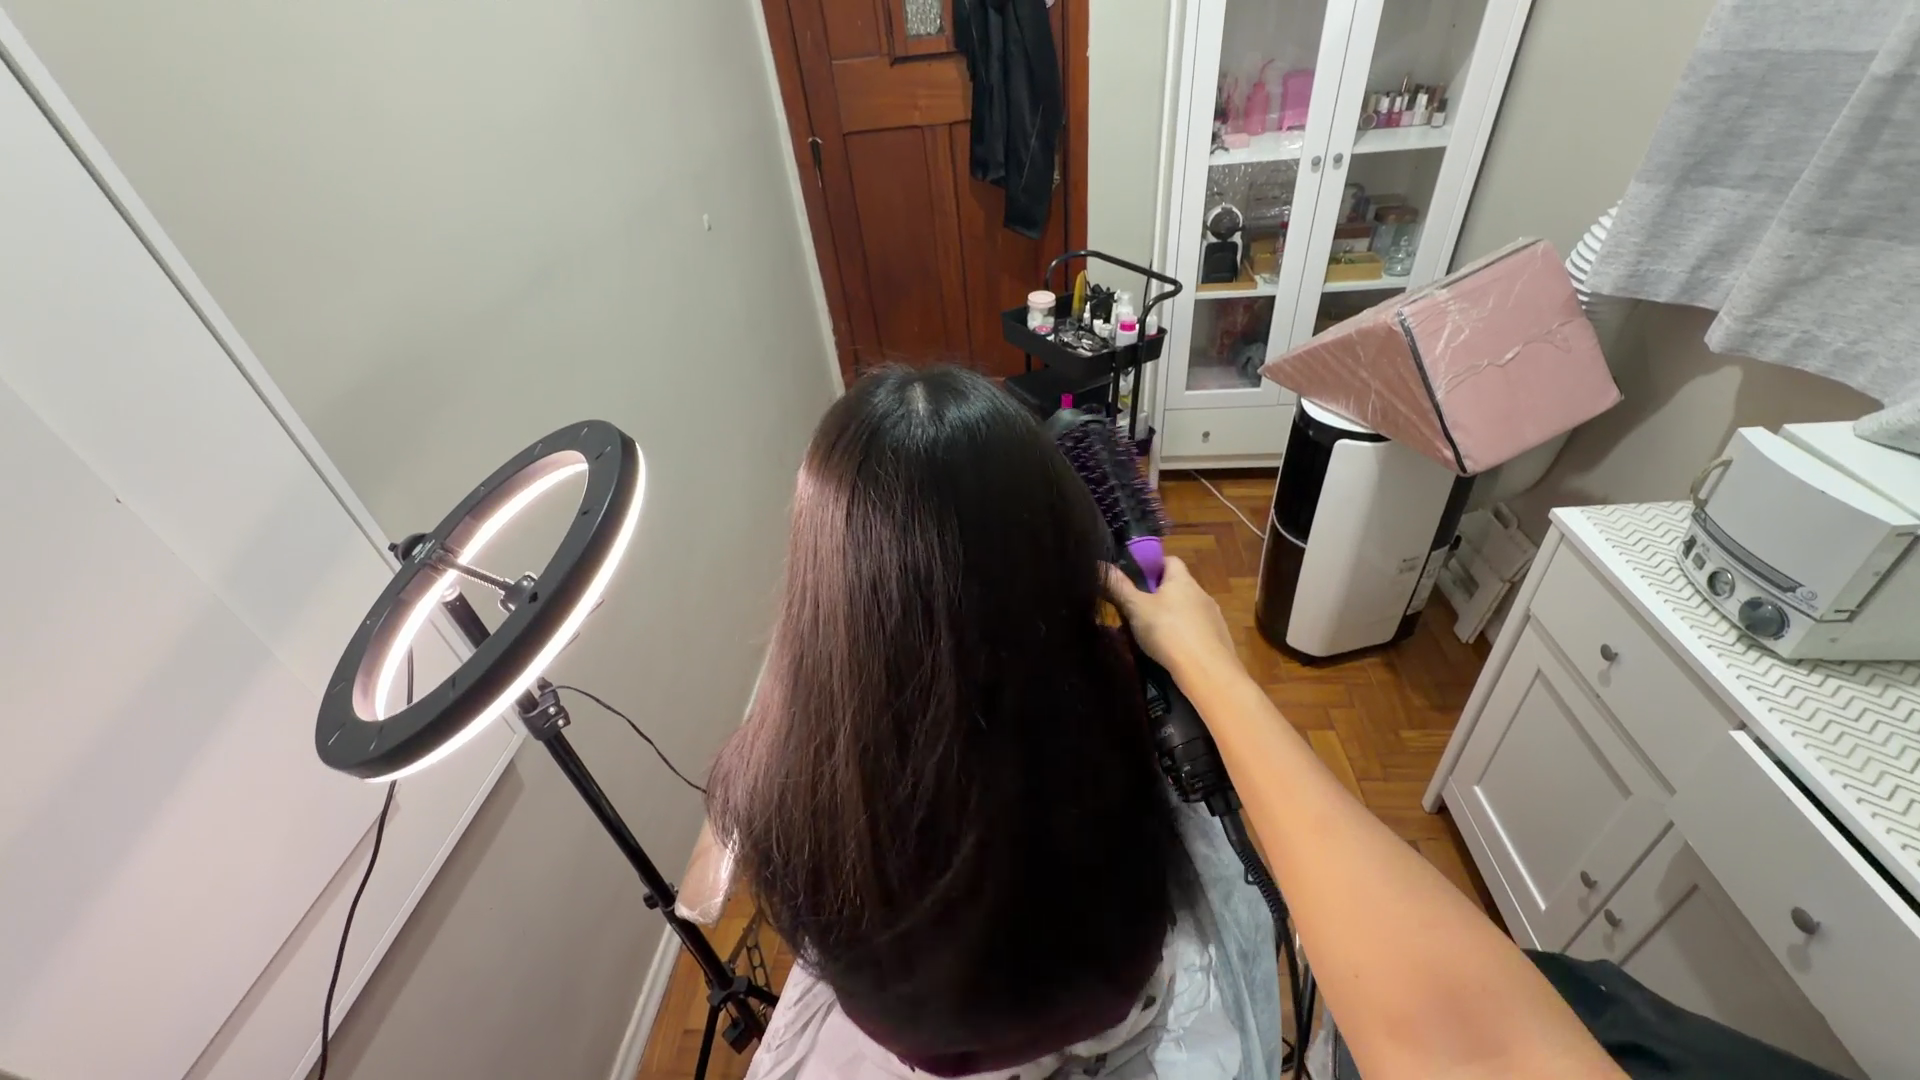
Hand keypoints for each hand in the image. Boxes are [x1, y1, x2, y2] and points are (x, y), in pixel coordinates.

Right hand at [1103, 557, 1239, 680]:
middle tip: (1136, 610)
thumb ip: (1118, 586)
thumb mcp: (1136, 608)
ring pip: (1186, 610)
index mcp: (1182, 580)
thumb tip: (1100, 564)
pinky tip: (1171, 650)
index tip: (1135, 579)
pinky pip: (1195, 630)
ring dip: (1170, 617)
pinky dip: (1183, 636)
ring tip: (1151, 634)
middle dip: (1158, 595)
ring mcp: (1213, 617)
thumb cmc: (1168, 631)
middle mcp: (1201, 593)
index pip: (1169, 560)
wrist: (1207, 671)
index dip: (1151, 565)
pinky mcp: (1218, 639)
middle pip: (1177, 587)